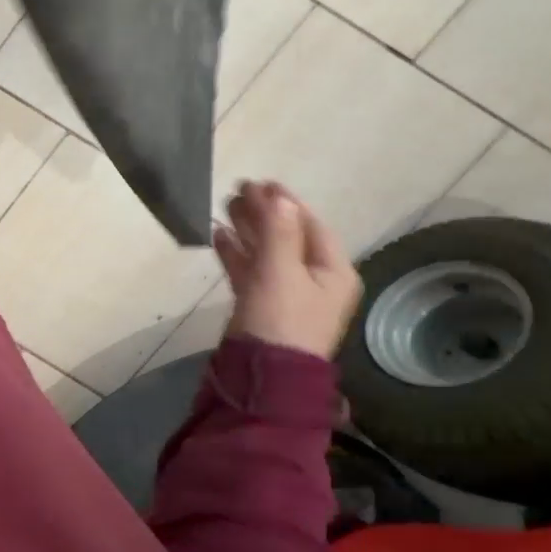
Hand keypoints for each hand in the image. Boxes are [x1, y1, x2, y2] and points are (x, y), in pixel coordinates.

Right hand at [215, 181, 362, 359]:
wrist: (263, 369)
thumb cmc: (280, 317)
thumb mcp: (280, 271)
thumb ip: (278, 233)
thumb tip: (278, 196)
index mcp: (332, 272)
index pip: (311, 227)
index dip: (288, 203)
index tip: (261, 182)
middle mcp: (314, 279)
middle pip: (288, 237)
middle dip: (264, 213)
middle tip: (237, 190)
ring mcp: (286, 291)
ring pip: (266, 251)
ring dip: (247, 229)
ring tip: (224, 206)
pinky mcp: (261, 302)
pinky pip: (250, 269)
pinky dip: (235, 251)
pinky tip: (218, 235)